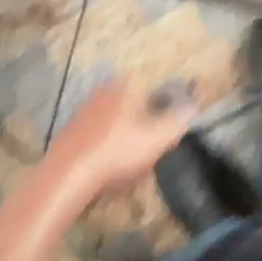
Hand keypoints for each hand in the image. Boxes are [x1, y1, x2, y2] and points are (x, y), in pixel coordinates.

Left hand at [45, 80, 196, 195]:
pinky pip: (94, 133)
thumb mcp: (156, 139)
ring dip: (120, 134)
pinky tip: (103, 164)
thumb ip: (177, 121)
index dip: (159, 111)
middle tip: (144, 149)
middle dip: (139, 122)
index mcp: (126, 85)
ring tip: (124, 161)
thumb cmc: (117, 152)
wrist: (67, 174)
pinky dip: (102, 144)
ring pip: (111, 117)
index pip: (151, 89)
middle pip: (131, 102)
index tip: (161, 133)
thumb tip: (194, 105)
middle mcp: (104, 89)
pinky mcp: (70, 127)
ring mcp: (85, 107)